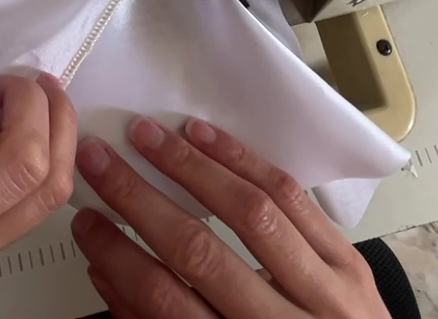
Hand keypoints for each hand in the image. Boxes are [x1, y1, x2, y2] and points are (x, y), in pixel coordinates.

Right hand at [73, 117, 391, 318]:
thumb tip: (106, 266)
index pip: (167, 304)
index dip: (119, 257)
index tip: (85, 220)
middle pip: (201, 252)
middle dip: (138, 198)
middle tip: (99, 160)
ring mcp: (330, 296)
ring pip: (251, 212)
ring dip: (189, 166)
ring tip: (146, 135)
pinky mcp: (352, 263)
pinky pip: (292, 197)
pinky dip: (242, 160)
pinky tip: (203, 136)